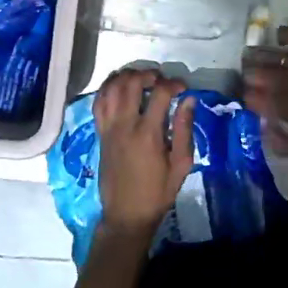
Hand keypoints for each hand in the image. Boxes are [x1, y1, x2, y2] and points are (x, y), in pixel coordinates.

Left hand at [93, 68, 195, 235]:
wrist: (126, 214)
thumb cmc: (158, 191)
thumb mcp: (181, 164)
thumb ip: (184, 129)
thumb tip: (189, 100)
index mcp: (148, 134)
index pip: (159, 93)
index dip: (173, 84)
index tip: (183, 88)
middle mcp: (124, 126)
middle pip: (130, 83)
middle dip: (148, 74)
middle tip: (161, 80)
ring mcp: (108, 128)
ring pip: (110, 88)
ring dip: (126, 77)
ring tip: (142, 80)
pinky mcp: (100, 133)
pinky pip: (99, 102)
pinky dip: (109, 89)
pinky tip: (121, 89)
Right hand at [244, 26, 287, 156]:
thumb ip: (284, 144)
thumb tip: (265, 132)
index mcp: (285, 106)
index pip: (253, 98)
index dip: (247, 97)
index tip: (248, 99)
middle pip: (258, 73)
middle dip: (249, 75)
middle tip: (248, 77)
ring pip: (273, 54)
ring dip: (260, 55)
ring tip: (253, 56)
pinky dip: (285, 34)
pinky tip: (279, 35)